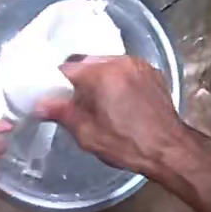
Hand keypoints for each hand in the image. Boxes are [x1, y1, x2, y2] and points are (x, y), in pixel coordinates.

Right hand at [32, 56, 196, 179]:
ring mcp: (139, 65)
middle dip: (79, 80)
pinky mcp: (152, 72)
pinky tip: (120, 100)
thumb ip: (62, 113)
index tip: (55, 98)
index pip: (66, 69)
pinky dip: (118, 80)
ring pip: (107, 64)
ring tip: (99, 103)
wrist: (170, 150)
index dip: (57, 84)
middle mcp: (120, 61)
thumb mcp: (88, 134)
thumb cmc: (127, 144)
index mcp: (100, 74)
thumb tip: (40, 104)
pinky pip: (126, 70)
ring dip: (99, 78)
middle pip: (87, 63)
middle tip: (76, 103)